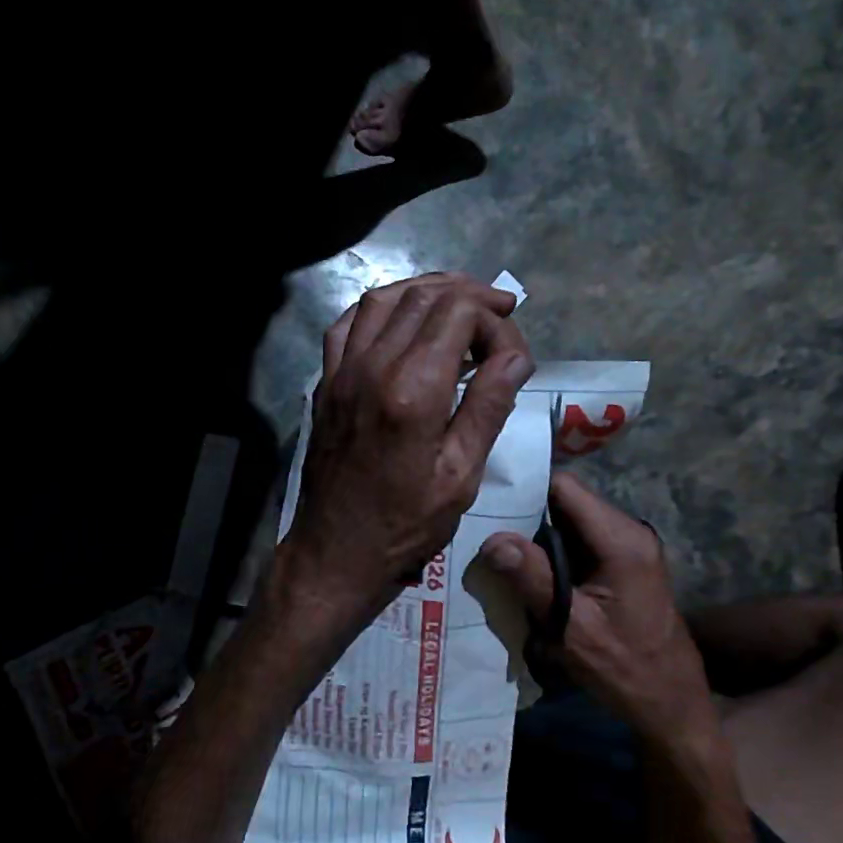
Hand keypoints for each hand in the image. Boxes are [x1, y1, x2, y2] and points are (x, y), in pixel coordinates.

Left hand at [283, 273, 533, 624]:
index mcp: (413, 389)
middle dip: (468, 296)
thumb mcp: (461, 475)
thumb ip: (488, 406)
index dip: (494, 319)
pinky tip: (400, 322)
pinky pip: (346, 324)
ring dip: (424, 292)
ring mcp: (342, 371)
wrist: (336, 549)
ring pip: (382, 299)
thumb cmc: (405, 523)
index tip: (512, 353)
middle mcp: (372, 366)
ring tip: (457, 306)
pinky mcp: (325, 383)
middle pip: (423, 297)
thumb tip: (516, 354)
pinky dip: (379, 309)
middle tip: (498, 314)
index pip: (458, 311)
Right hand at [478, 472, 717, 743]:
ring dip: (532, 533)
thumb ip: (533, 578)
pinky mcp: (619, 561)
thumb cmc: (624, 668)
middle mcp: (627, 531)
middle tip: (481, 529)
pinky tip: (521, 566)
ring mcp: (626, 545)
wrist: (670, 704)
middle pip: (564, 500)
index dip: (523, 489)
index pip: (564, 487)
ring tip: (494, 547)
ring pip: (566, 519)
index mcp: (621, 540)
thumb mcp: (572, 627)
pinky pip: (575, 539)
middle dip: (522, 513)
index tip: (486, 503)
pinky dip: (547, 549)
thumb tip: (492, 538)